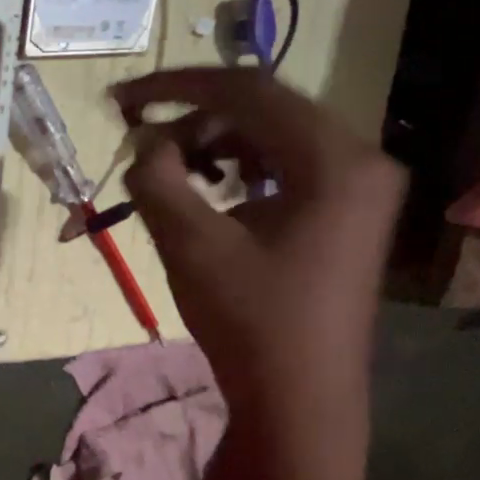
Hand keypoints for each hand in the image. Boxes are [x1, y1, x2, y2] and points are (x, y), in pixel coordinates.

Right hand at [112, 69, 405, 414]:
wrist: (299, 392)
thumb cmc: (249, 319)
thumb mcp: (192, 247)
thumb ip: (159, 184)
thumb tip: (142, 144)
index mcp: (334, 159)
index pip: (251, 93)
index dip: (180, 87)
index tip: (122, 98)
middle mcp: (358, 160)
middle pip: (267, 111)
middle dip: (194, 120)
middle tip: (137, 142)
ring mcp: (355, 189)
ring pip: (273, 140)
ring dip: (213, 147)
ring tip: (165, 174)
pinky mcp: (341, 216)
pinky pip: (283, 170)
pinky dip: (235, 172)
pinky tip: (203, 196)